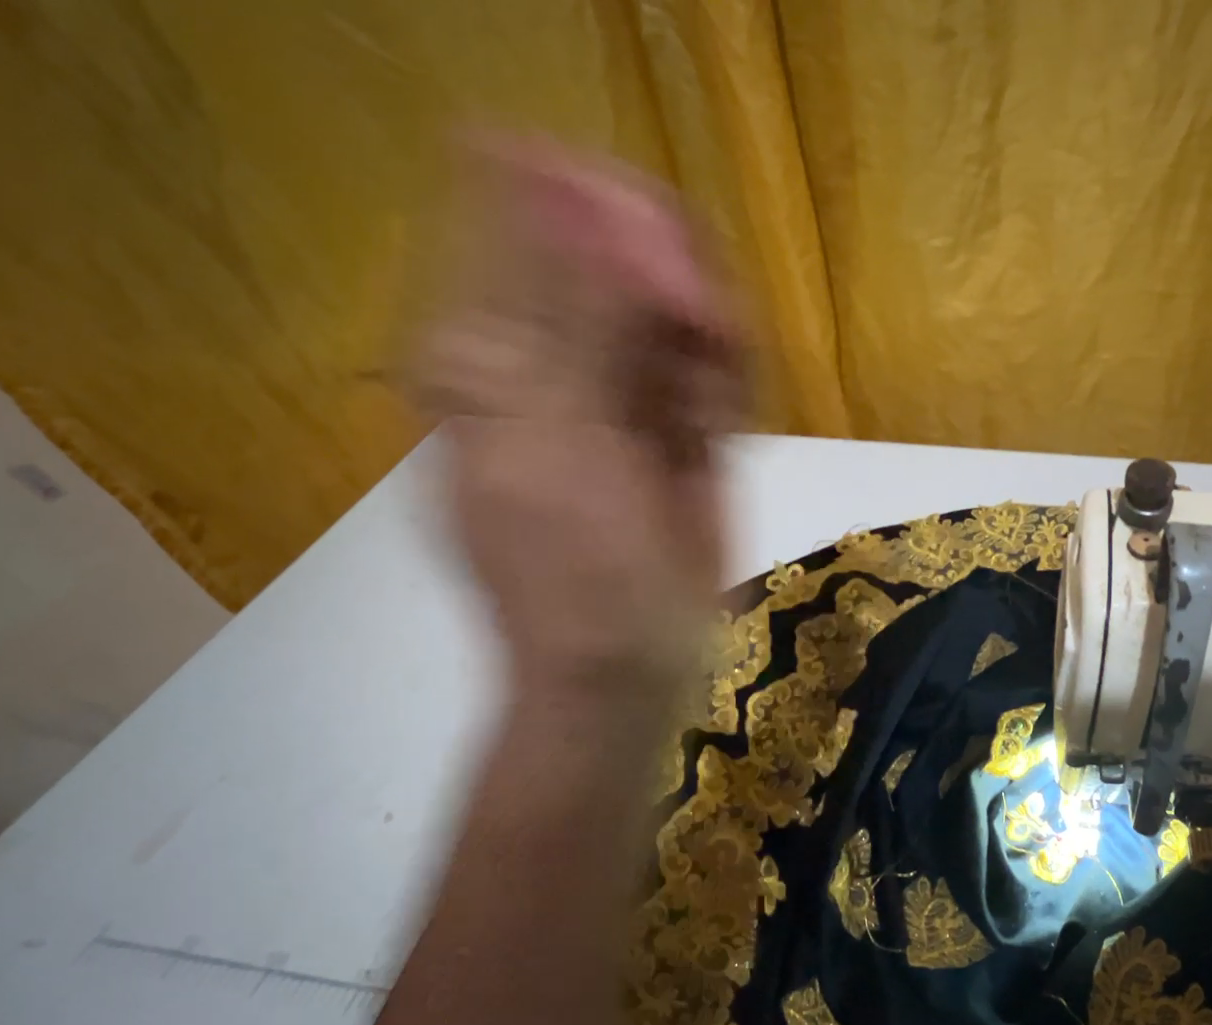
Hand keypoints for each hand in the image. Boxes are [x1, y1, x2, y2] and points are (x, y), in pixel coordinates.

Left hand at [410, 137, 743, 693]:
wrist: (628, 666)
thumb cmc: (577, 572)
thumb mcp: (559, 440)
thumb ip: (568, 313)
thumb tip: (549, 172)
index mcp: (483, 342)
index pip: (519, 206)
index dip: (599, 209)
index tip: (660, 264)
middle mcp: (547, 344)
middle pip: (618, 243)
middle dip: (678, 288)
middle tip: (705, 348)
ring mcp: (614, 376)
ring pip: (679, 298)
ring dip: (712, 347)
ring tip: (705, 425)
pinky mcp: (671, 410)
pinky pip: (713, 355)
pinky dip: (728, 385)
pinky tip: (716, 437)